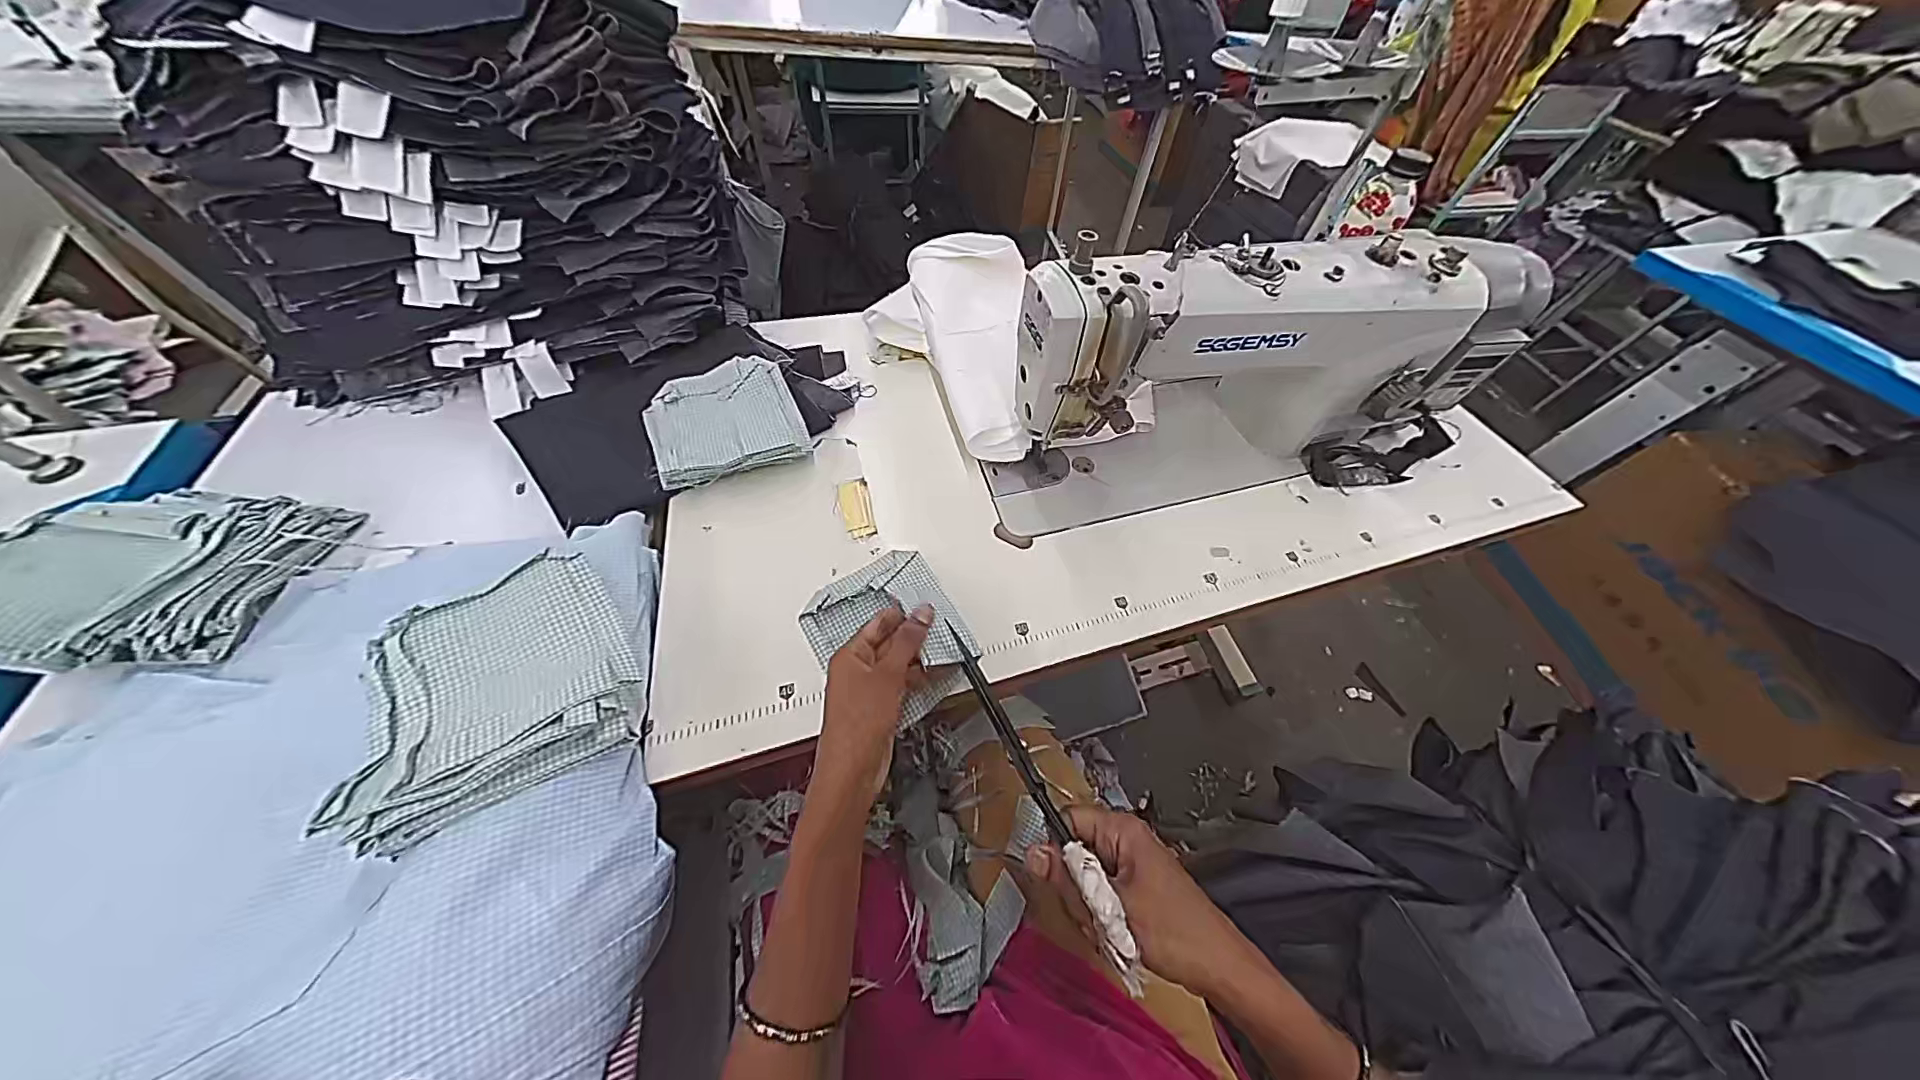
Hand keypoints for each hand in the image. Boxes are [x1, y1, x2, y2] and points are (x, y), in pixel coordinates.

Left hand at [810, 603, 933, 806]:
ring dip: (918, 660)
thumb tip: (920, 616)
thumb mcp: (888, 674)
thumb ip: (907, 642)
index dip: (901, 614)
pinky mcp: (881, 708)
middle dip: (913, 638)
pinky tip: (933, 676)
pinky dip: (918, 680)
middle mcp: (857, 671)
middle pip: (889, 644)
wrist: (855, 769)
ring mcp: (869, 691)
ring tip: (941, 651)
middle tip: (937, 628)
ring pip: (898, 666)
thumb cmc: (855, 726)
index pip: (878, 624)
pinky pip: (902, 686)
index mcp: (850, 655)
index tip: (922, 607)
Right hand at [1026, 803, 1255, 997]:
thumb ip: (1068, 878)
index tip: (1050, 874)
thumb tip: (1034, 852)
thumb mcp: (1110, 905)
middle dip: (1073, 885)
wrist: (1218, 966)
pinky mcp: (1134, 885)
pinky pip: (1100, 891)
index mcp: (1122, 829)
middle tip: (1090, 911)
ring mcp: (1131, 862)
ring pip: (1085, 876)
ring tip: (1107, 927)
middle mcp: (1126, 838)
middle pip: (1074, 849)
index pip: (1067, 818)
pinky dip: (1100, 914)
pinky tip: (1115, 933)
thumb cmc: (1176, 932)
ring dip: (1087, 906)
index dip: (1053, 845)